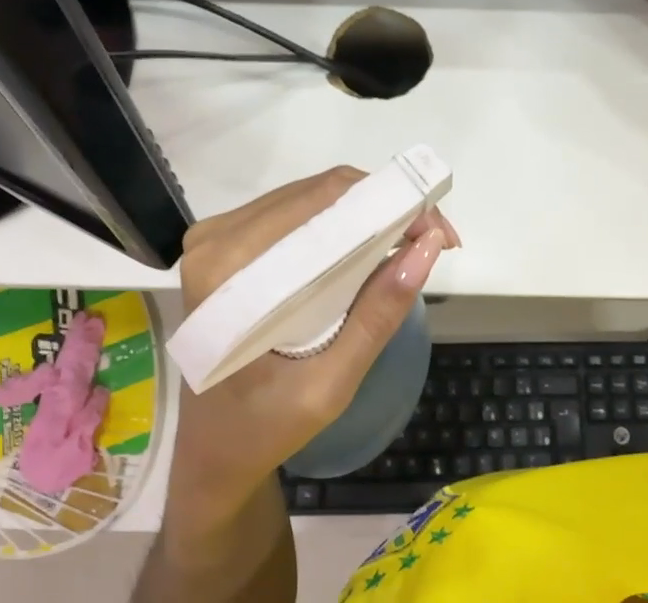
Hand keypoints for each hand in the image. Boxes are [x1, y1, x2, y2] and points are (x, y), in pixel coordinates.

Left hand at [170, 167, 458, 502]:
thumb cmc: (263, 428)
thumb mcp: (329, 385)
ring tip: (412, 245)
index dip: (392, 204)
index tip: (439, 234)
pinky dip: (342, 224)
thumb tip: (428, 247)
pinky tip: (370, 249)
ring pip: (312, 198)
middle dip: (387, 207)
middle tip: (434, 241)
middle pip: (320, 193)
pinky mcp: (225, 242)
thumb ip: (377, 315)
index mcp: (230, 268)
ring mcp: (216, 236)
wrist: (208, 454)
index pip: (324, 203)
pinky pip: (296, 213)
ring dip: (368, 213)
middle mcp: (216, 238)